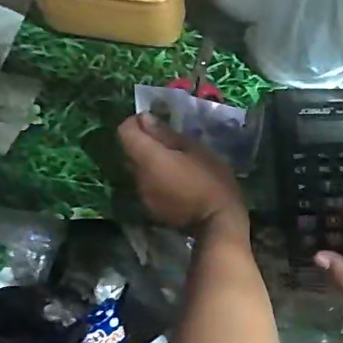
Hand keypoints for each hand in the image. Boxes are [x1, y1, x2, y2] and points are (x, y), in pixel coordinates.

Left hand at [116, 113, 244, 231]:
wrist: (218, 222)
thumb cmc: (212, 180)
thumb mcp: (196, 150)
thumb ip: (166, 134)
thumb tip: (145, 119)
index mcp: (148, 158)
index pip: (124, 132)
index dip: (135, 123)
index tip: (153, 123)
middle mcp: (138, 176)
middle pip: (129, 152)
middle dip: (143, 144)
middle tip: (167, 144)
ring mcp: (142, 195)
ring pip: (137, 171)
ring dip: (149, 164)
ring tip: (173, 166)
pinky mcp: (150, 210)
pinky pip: (146, 188)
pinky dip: (155, 182)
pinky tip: (175, 186)